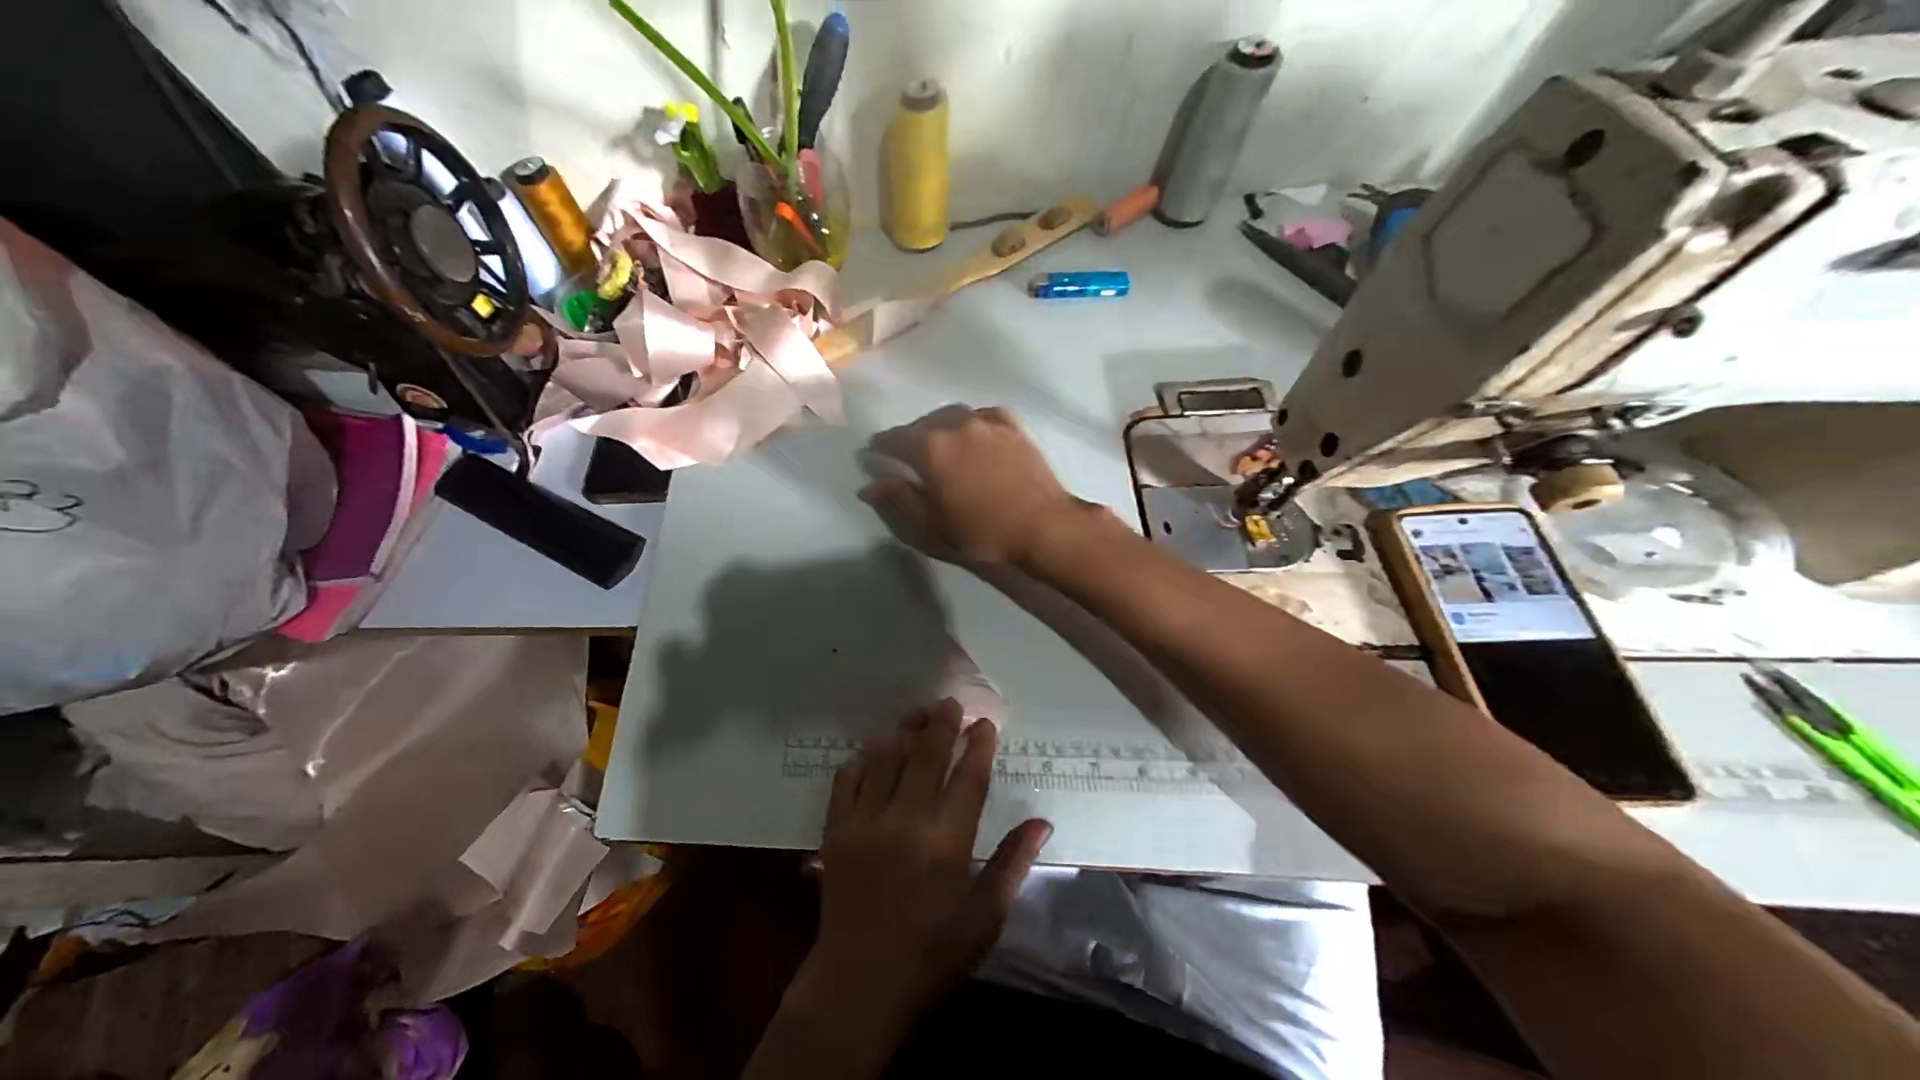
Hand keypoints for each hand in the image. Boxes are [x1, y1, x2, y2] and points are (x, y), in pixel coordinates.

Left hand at [810, 699, 1051, 1021]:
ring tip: (916, 716)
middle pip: (926, 755)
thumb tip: (1041, 822)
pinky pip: (847, 779)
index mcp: (947, 842)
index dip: (978, 745)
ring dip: (903, 732)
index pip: (968, 777)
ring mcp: (866, 823)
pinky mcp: (836, 831)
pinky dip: (863, 760)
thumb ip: (1013, 863)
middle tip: (949, 703)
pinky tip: (875, 751)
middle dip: (941, 723)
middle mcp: (906, 821)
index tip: (985, 724)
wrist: (860, 983)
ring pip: (886, 758)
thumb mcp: (985, 917)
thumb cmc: (932, 954)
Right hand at [860, 405, 1092, 565]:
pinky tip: (974, 433)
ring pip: (953, 415)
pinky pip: (984, 415)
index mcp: (930, 448)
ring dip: (939, 426)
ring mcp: (988, 422)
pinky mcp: (1013, 426)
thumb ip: (899, 501)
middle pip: (923, 424)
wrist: (1043, 525)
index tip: (874, 455)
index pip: (894, 439)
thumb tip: (869, 485)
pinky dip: (971, 422)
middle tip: (907, 454)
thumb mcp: (932, 527)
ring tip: (939, 442)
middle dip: (910, 436)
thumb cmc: (983, 532)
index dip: (880, 447)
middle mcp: (956, 425)